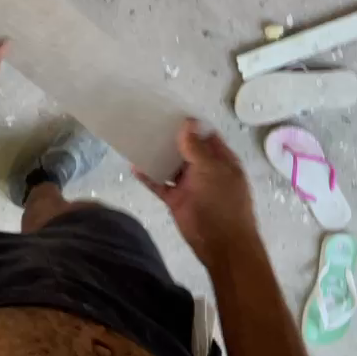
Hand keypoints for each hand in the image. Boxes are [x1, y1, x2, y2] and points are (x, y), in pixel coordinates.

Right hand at [137, 119, 259, 257]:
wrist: (221, 244)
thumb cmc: (222, 203)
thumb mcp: (211, 170)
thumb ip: (197, 147)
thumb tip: (187, 122)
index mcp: (222, 161)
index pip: (206, 136)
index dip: (191, 124)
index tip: (170, 111)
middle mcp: (206, 170)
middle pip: (187, 149)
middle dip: (171, 137)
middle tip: (148, 121)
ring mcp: (190, 185)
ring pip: (172, 165)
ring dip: (158, 155)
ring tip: (139, 139)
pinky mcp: (176, 199)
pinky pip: (160, 184)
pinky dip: (148, 176)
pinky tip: (134, 166)